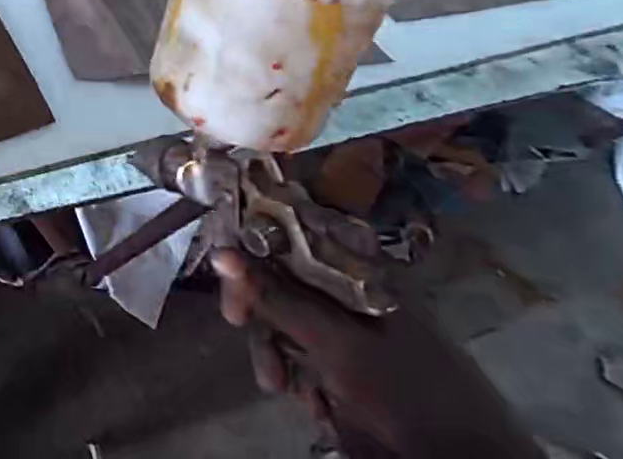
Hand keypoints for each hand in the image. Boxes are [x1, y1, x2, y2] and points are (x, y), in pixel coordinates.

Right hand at [212, 249, 541, 458]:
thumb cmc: (405, 391)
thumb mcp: (334, 344)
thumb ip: (276, 296)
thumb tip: (218, 252)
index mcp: (353, 262)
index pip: (284, 229)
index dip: (248, 243)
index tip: (225, 271)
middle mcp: (347, 280)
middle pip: (276, 270)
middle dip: (256, 303)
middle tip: (237, 323)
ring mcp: (349, 317)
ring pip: (283, 308)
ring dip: (270, 343)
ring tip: (277, 383)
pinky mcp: (347, 351)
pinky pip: (299, 341)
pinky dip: (292, 364)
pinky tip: (304, 394)